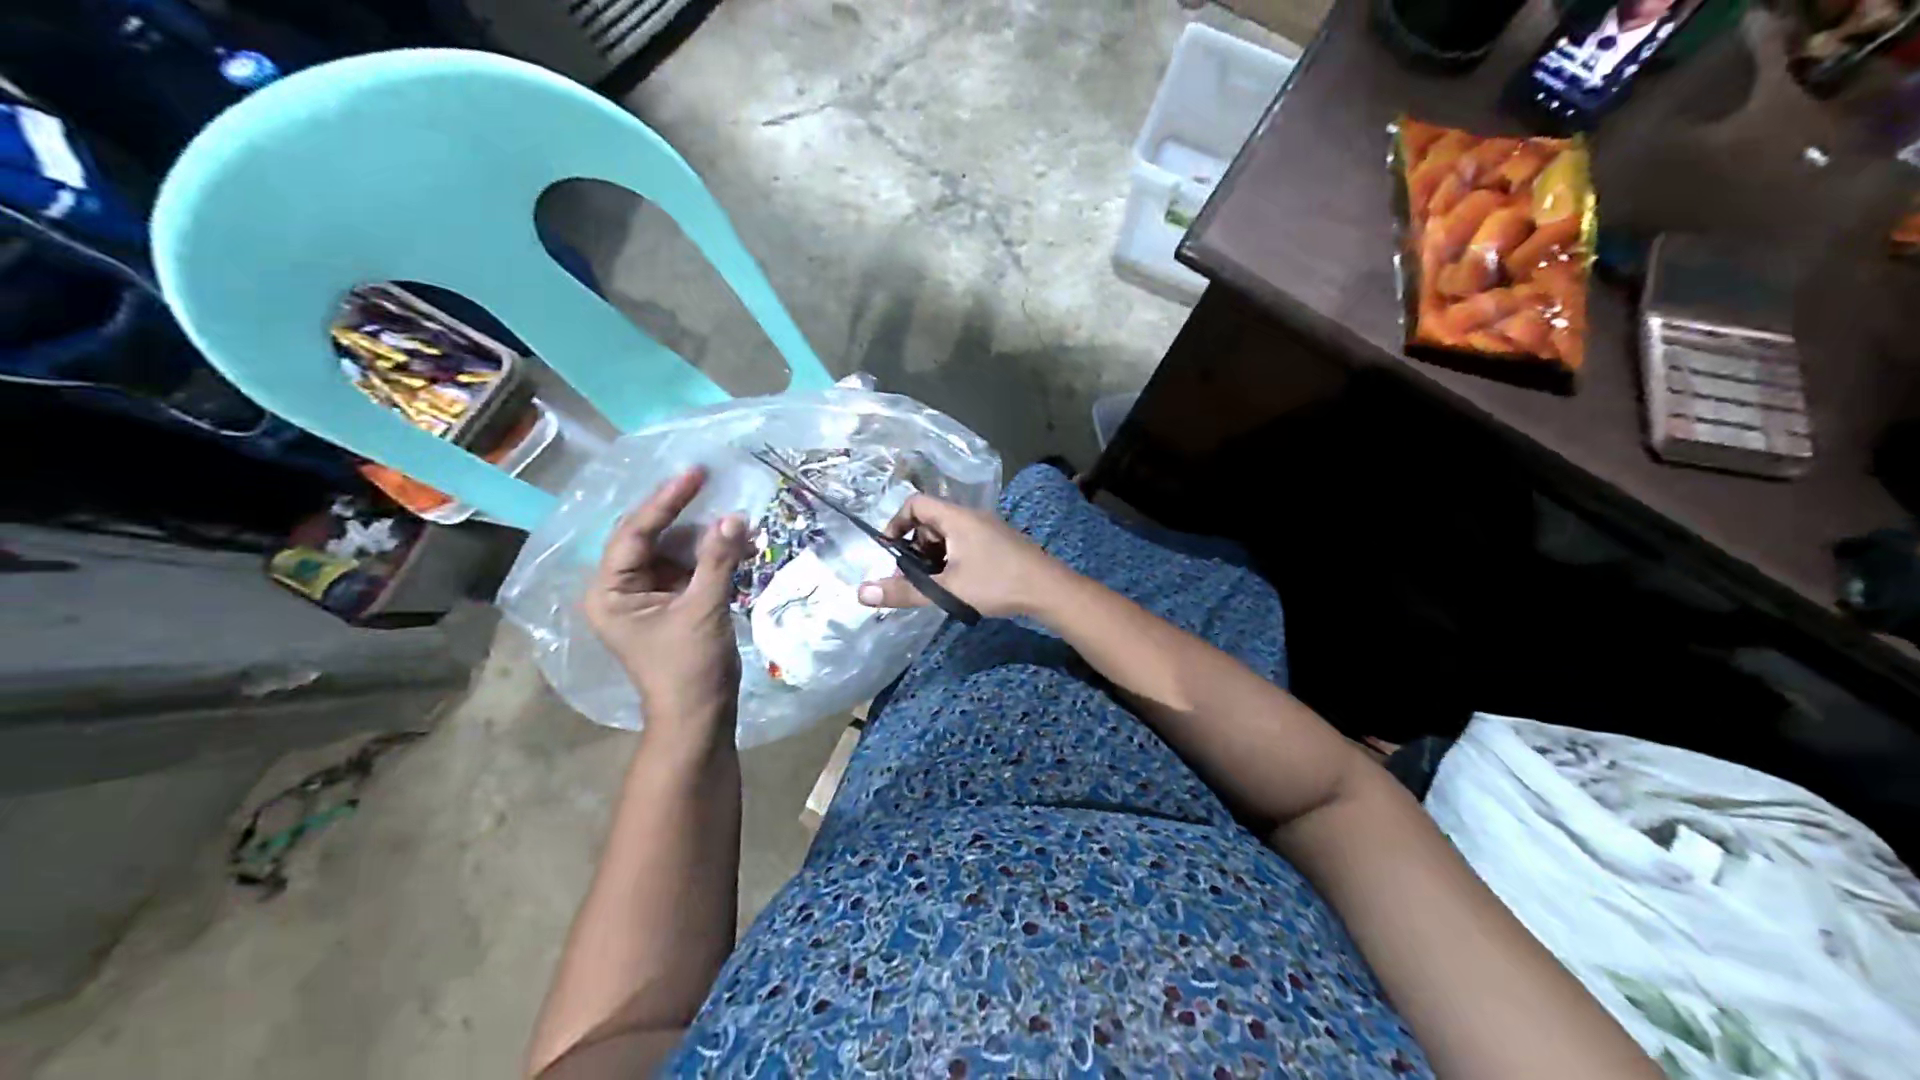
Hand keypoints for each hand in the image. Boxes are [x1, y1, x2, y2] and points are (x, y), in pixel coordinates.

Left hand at [584, 467, 748, 729]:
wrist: (700, 717)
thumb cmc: (689, 668)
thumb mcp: (703, 609)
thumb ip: (718, 560)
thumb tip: (736, 516)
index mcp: (610, 591)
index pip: (635, 532)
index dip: (666, 500)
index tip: (695, 473)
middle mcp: (622, 588)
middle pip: (652, 536)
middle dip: (686, 514)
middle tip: (714, 483)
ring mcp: (648, 596)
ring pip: (675, 550)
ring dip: (706, 536)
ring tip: (737, 520)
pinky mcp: (672, 603)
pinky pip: (690, 568)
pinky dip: (713, 556)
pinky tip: (739, 544)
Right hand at [855, 494, 1064, 619]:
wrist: (1049, 589)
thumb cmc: (997, 584)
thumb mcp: (947, 590)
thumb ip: (904, 592)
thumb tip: (861, 593)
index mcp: (957, 518)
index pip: (915, 503)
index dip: (896, 523)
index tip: (890, 551)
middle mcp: (971, 517)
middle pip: (930, 521)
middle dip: (915, 547)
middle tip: (912, 577)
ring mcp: (987, 529)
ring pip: (948, 535)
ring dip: (933, 556)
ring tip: (933, 585)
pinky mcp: (998, 544)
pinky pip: (964, 543)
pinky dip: (951, 559)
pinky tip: (956, 585)